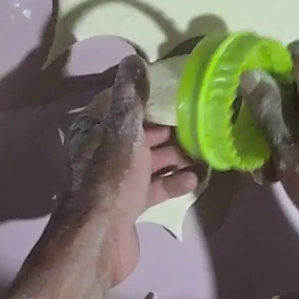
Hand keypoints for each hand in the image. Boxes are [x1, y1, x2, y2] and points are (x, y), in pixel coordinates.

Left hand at [60, 56, 200, 284]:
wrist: (100, 238)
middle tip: (199, 119)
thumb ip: (130, 96)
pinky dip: (173, 181)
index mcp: (94, 129)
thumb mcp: (123, 130)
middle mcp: (102, 151)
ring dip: (174, 154)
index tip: (176, 91)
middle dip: (167, 127)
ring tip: (204, 147)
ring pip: (148, 160)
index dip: (146, 95)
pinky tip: (195, 177)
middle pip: (138, 132)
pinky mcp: (128, 204)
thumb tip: (133, 59)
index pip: (120, 103)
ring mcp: (115, 180)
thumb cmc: (111, 179)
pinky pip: (154, 187)